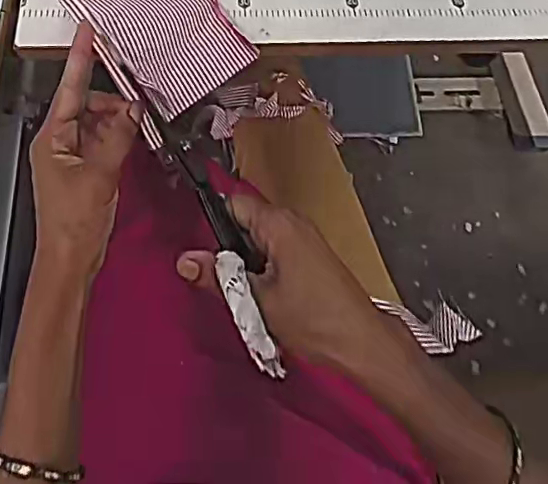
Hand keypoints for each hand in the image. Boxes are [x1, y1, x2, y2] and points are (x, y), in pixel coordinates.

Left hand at [31, 23, 138, 283]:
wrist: (70, 261)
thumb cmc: (71, 224)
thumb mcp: (100, 174)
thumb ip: (118, 136)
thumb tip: (131, 110)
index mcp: (52, 137)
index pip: (68, 86)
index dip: (80, 56)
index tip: (86, 31)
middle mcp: (58, 140)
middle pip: (87, 102)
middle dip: (112, 101)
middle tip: (135, 106)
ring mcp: (71, 153)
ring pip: (98, 120)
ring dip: (117, 121)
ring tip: (135, 127)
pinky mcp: (83, 166)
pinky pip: (102, 138)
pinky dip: (118, 136)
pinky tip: (131, 138)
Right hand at [177, 191, 413, 376]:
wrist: (363, 345)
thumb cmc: (314, 319)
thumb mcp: (256, 301)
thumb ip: (218, 277)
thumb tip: (184, 260)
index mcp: (278, 222)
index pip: (233, 202)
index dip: (212, 220)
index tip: (199, 244)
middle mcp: (292, 220)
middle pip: (245, 220)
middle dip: (229, 248)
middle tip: (221, 278)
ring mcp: (305, 237)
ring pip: (260, 238)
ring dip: (246, 262)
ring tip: (242, 293)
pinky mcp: (311, 255)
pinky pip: (276, 250)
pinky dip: (264, 268)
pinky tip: (263, 298)